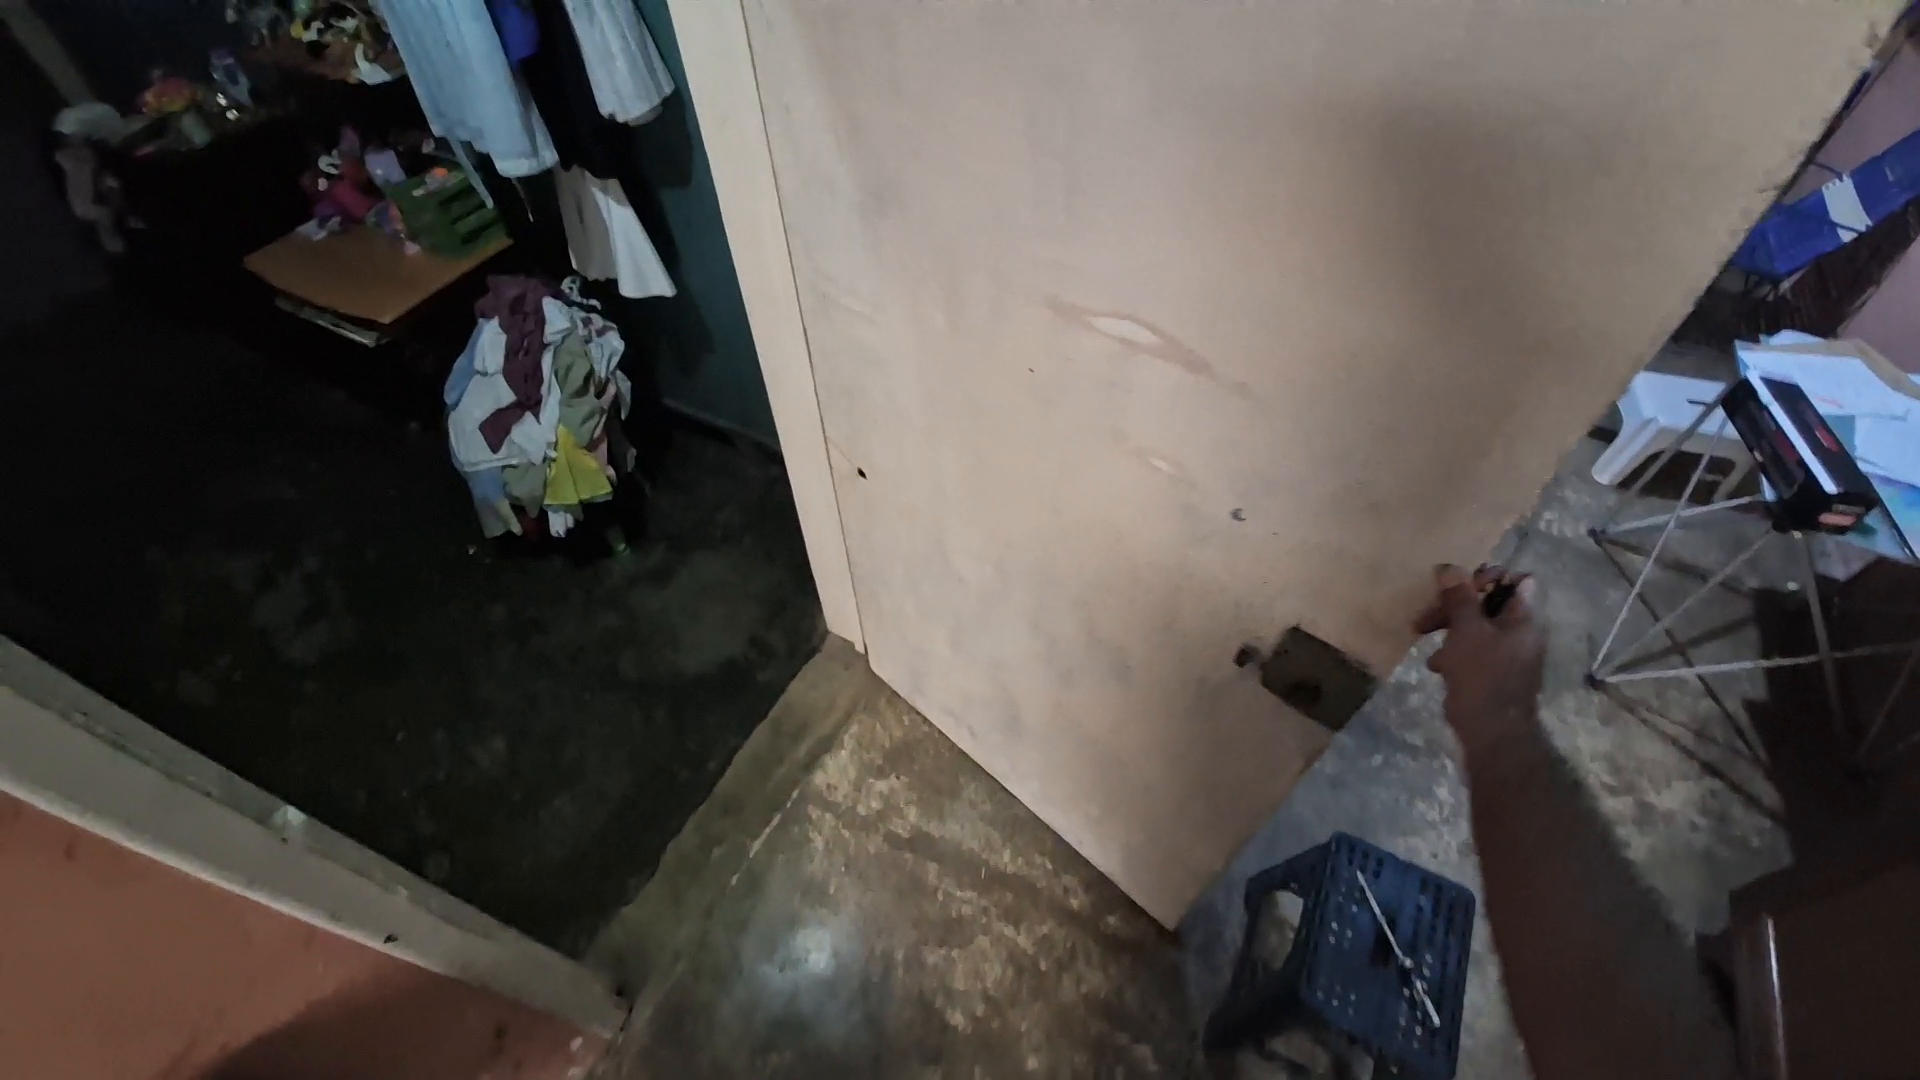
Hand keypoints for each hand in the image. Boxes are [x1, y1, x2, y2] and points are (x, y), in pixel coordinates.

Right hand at [1412, 563, 1546, 756]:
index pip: (1520, 581)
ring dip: (1447, 625)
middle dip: (1455, 603)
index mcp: (1523, 618)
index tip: (1461, 585)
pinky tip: (1436, 663)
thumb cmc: (1482, 673)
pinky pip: (1471, 647)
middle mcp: (1520, 631)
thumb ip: (1460, 598)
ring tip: (1420, 633)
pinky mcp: (1491, 669)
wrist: (1490, 727)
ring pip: (1475, 624)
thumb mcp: (1466, 630)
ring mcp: (1506, 652)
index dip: (1491, 577)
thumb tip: (1450, 567)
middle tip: (1429, 611)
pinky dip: (1452, 649)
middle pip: (1489, 601)